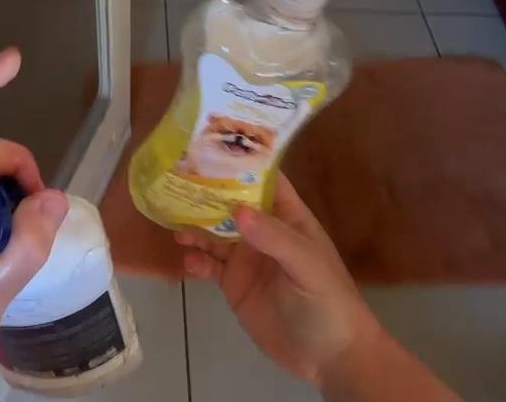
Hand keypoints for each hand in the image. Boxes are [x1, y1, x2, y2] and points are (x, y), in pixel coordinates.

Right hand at [176, 175, 375, 384]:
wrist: (330, 360)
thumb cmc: (329, 302)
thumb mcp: (307, 266)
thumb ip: (275, 237)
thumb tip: (238, 210)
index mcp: (285, 216)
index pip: (261, 178)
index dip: (238, 160)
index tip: (206, 144)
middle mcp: (262, 230)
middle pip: (228, 201)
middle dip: (203, 191)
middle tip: (174, 181)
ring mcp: (245, 255)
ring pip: (212, 230)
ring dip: (193, 225)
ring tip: (175, 225)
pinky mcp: (233, 282)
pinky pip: (208, 263)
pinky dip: (195, 259)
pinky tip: (189, 260)